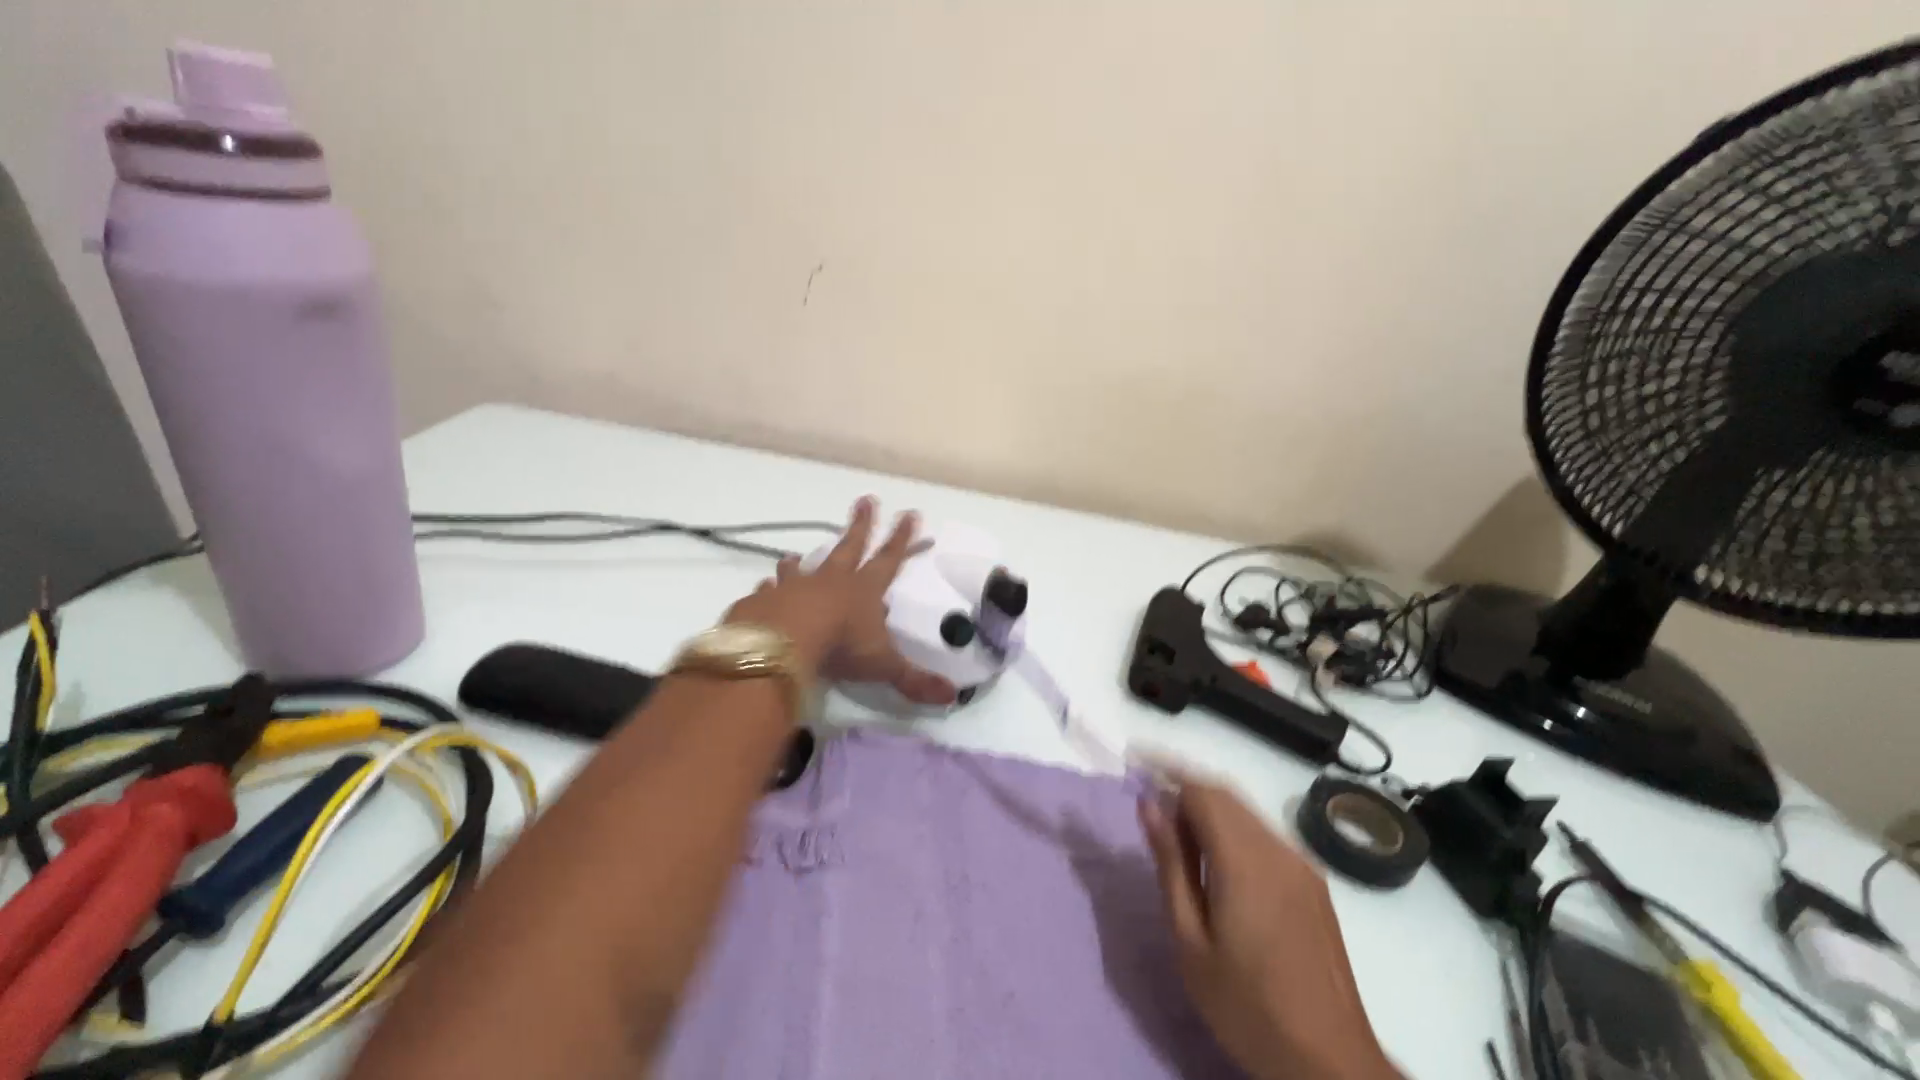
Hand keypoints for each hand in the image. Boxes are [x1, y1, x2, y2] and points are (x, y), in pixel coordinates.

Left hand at [723, 497, 956, 706]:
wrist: (782, 641)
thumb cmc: (839, 647)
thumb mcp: (882, 665)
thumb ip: (913, 680)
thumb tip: (950, 696)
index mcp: (864, 590)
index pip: (889, 559)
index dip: (901, 538)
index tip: (910, 513)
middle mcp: (831, 581)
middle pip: (849, 546)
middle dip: (860, 525)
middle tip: (865, 500)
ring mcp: (795, 586)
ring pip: (802, 567)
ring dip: (801, 560)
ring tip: (795, 553)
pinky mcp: (765, 599)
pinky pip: (769, 590)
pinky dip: (769, 588)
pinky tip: (764, 588)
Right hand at [1139, 780, 1398, 1079]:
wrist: (1329, 1058)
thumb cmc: (1246, 1005)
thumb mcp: (1191, 940)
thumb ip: (1171, 865)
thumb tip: (1150, 806)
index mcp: (1246, 861)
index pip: (1202, 790)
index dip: (1165, 771)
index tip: (1133, 765)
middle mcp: (1280, 850)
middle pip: (1227, 794)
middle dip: (1185, 788)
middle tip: (1149, 811)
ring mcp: (1303, 866)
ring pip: (1248, 813)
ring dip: (1209, 811)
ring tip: (1177, 843)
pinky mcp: (1314, 885)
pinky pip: (1266, 837)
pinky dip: (1233, 833)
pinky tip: (1216, 868)